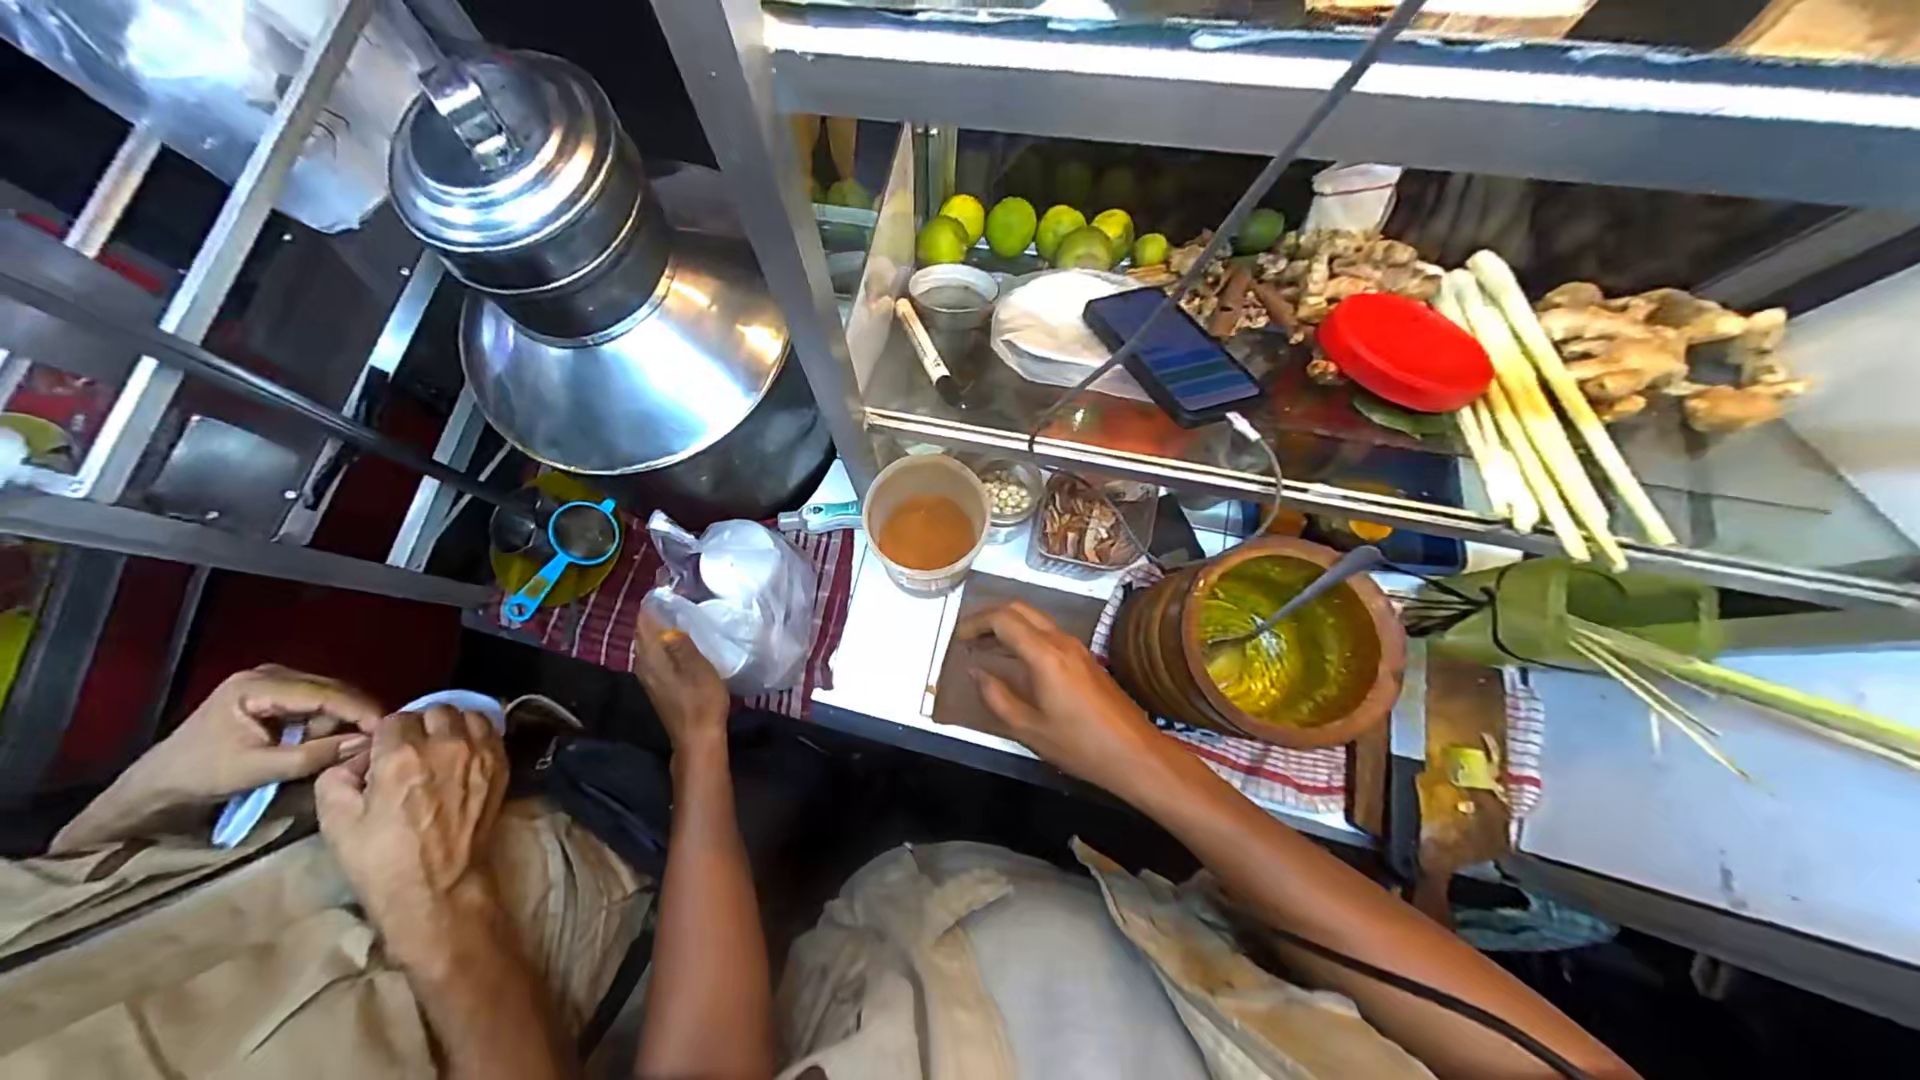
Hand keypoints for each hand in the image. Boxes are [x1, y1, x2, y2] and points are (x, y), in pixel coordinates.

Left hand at [49, 665, 383, 852]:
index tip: (388, 730)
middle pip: (334, 692)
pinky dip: (328, 724)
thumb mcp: (257, 770)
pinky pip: (321, 704)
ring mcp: (276, 681)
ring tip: (338, 749)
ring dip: (341, 723)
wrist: (157, 785)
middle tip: (372, 744)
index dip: (361, 711)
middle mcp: (272, 674)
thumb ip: (313, 756)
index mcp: (257, 686)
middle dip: (355, 718)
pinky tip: (324, 742)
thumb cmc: (199, 775)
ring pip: (332, 698)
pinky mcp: (280, 693)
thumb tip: (366, 743)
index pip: (326, 694)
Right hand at [315, 707, 507, 973]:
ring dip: (453, 725)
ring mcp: (480, 753)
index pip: (396, 719)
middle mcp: (447, 746)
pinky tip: (465, 752)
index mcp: (402, 756)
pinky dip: (478, 734)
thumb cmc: (383, 859)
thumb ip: (337, 778)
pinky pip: (492, 732)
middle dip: (420, 725)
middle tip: (412, 749)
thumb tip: (356, 758)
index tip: (383, 752)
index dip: (386, 735)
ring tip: (441, 747)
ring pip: (469, 715)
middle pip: (436, 711)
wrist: (439, 884)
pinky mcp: (501, 764)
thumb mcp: (337, 822)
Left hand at [631, 610, 729, 755]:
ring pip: (649, 644)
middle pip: (644, 632)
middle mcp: (644, 665)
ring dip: (660, 628)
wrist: (697, 737)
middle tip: (677, 598)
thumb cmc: (701, 700)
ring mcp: (649, 677)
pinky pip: (656, 656)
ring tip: (679, 614)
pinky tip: (679, 642)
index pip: (644, 622)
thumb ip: (680, 643)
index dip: (653, 604)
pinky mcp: (658, 686)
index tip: (669, 588)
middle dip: (656, 614)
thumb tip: (665, 620)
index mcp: (652, 657)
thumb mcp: (697, 667)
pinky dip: (664, 643)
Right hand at [952, 601, 1169, 794]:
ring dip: (1007, 625)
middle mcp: (1061, 641)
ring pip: (1035, 619)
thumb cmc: (1080, 746)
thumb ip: (996, 697)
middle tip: (968, 636)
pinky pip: (1048, 633)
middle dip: (989, 616)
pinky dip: (1024, 636)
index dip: (975, 623)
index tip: (958, 638)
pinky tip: (1014, 659)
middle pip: (1019, 609)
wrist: (1135, 754)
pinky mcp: (1085, 657)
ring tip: (984, 646)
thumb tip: (976, 671)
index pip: (1003, 619)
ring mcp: (1077, 647)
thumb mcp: (1029, 729)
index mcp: (1045, 655)